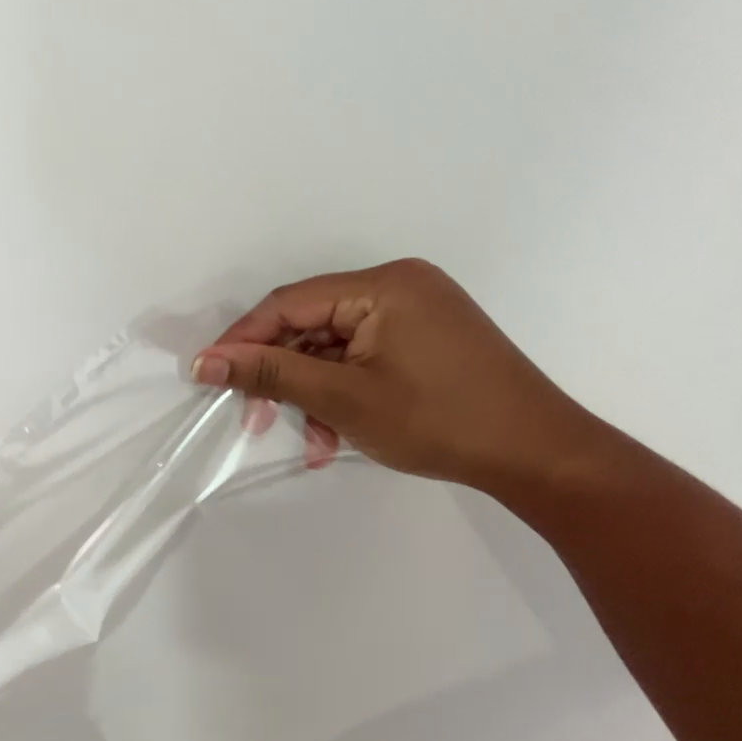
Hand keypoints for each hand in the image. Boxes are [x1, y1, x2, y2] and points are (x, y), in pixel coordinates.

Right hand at [192, 258, 611, 492]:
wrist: (537, 454)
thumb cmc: (437, 420)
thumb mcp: (341, 397)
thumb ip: (269, 373)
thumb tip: (203, 362)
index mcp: (383, 286)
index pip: (288, 303)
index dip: (242, 341)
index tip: (208, 379)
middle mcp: (399, 287)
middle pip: (309, 325)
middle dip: (280, 375)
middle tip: (257, 421)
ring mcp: (416, 313)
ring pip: (332, 348)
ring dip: (310, 394)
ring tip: (311, 441)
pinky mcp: (425, 340)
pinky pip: (361, 359)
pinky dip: (340, 394)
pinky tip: (335, 435)